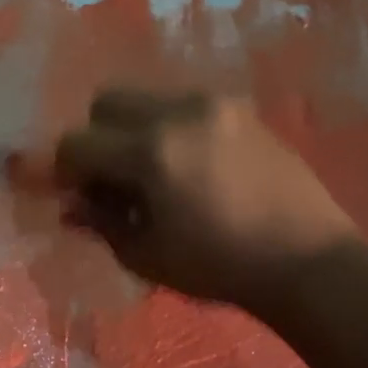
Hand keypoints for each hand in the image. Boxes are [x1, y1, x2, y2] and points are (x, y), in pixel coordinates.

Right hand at [50, 89, 358, 308]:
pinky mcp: (242, 112)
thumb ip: (100, 222)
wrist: (305, 260)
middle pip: (108, 102)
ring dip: (133, 133)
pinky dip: (168, 132)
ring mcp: (216, 106)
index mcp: (150, 151)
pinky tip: (185, 174)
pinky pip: (184, 109)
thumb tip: (72, 205)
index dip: (62, 172)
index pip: (76, 144)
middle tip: (108, 182)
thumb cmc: (215, 266)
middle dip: (97, 139)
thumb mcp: (143, 255)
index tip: (71, 198)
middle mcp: (179, 113)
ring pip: (148, 100)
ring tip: (150, 180)